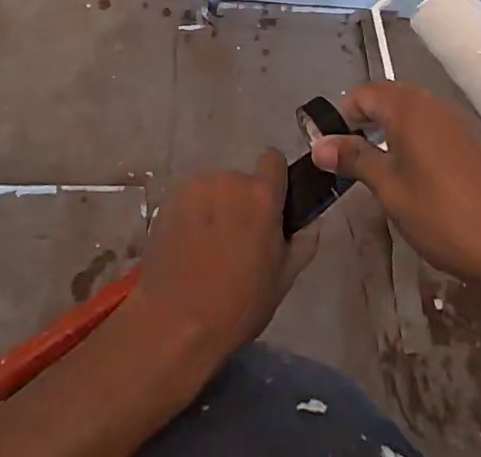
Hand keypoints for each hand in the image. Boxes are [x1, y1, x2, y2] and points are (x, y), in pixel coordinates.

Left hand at [131, 149, 318, 359]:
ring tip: (208, 244)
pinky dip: (192, 213)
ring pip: (214, 189)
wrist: (175, 321)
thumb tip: (311, 221)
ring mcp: (195, 186)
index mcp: (262, 195)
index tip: (271, 204)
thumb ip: (303, 241)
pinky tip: (187, 244)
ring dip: (216, 206)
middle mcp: (229, 180)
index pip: (273, 160)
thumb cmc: (238, 304)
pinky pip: (190, 198)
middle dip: (242, 202)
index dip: (274, 179)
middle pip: (241, 180)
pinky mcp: (169, 198)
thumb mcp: (283, 279)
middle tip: (237, 238)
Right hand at [312, 82, 480, 300]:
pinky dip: (417, 141)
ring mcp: (461, 121)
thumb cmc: (444, 217)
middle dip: (365, 122)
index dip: (341, 116)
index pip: (363, 93)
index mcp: (409, 108)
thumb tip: (318, 143)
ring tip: (381, 171)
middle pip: (389, 98)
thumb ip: (354, 159)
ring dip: (391, 131)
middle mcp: (435, 104)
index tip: (330, 148)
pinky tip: (419, 178)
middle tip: (351, 160)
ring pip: (414, 114)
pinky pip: (436, 128)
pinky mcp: (478, 142)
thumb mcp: (390, 190)